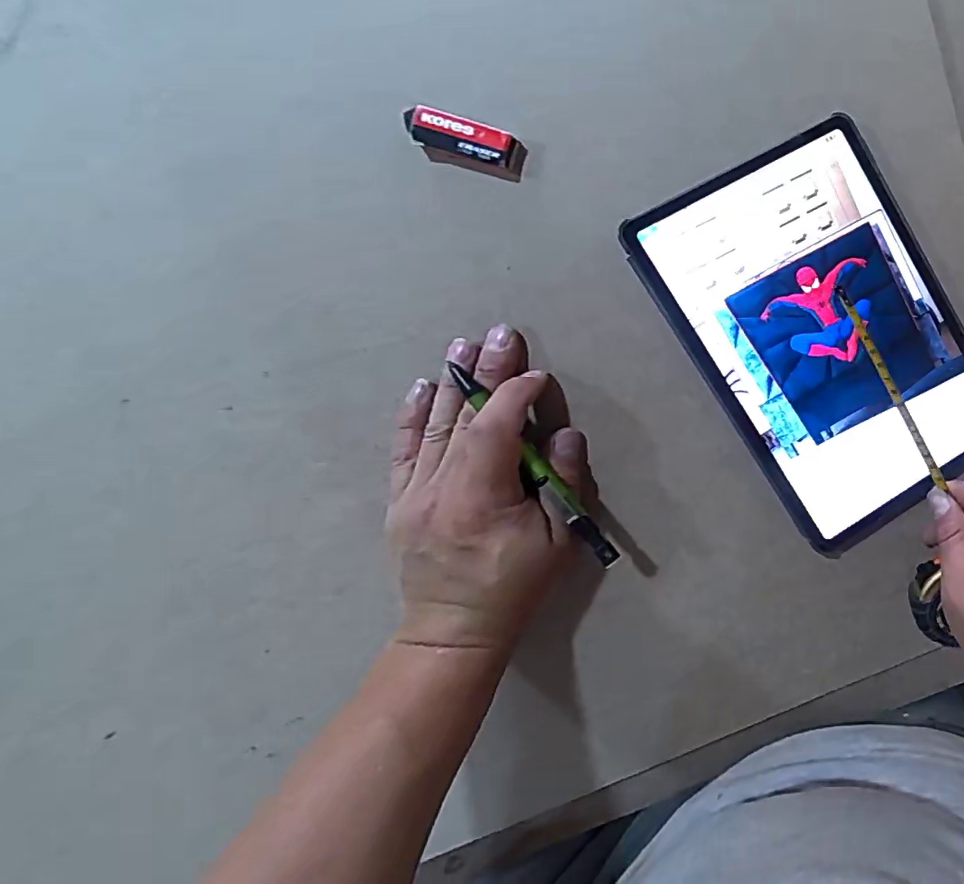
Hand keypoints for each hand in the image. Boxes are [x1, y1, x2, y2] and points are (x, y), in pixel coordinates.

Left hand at [385, 325, 587, 654]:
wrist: (451, 631)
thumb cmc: (514, 587)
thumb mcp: (558, 544)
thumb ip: (563, 485)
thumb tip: (562, 435)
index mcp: (479, 499)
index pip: (494, 430)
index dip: (515, 395)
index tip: (538, 376)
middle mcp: (439, 488)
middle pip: (463, 418)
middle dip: (486, 373)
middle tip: (501, 333)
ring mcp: (413, 493)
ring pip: (433, 426)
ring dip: (452, 382)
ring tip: (464, 344)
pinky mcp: (399, 500)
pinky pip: (402, 449)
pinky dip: (412, 415)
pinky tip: (423, 385)